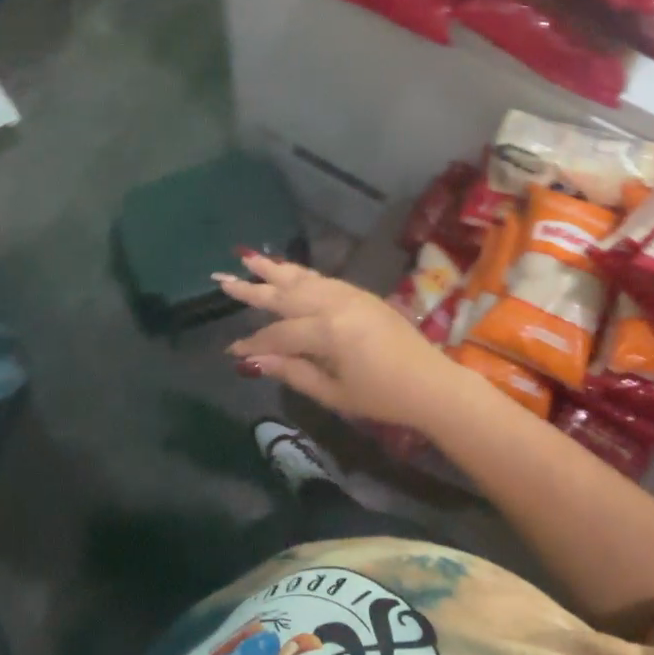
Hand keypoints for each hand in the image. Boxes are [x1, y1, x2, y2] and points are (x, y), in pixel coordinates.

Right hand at [219, 252, 471, 432]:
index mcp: (328, 331)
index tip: (231, 352)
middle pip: (286, 294)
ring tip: (248, 257)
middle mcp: (336, 304)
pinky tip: (287, 272)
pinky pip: (323, 280)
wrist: (431, 383)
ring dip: (275, 270)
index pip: (278, 334)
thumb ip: (292, 371)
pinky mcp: (361, 294)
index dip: (253, 344)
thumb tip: (252, 360)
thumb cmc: (382, 397)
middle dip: (253, 288)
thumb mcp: (333, 393)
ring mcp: (350, 295)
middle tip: (222, 279)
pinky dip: (301, 275)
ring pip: (304, 279)